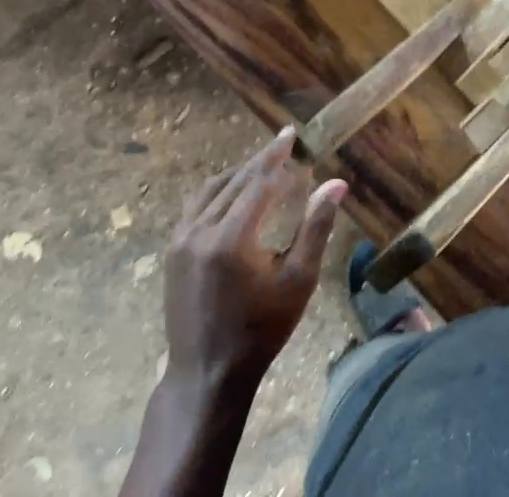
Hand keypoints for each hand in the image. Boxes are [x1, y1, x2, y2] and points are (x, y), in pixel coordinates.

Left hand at [161, 129, 346, 385]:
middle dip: (262, 162)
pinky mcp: (173, 252)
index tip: (293, 134)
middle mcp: (200, 231)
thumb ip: (315, 227)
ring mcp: (180, 241)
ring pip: (211, 190)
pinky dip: (218, 192)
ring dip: (239, 174)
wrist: (207, 373)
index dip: (279, 156)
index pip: (259, 181)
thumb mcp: (298, 281)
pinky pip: (195, 207)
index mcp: (232, 238)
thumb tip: (336, 184)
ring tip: (264, 167)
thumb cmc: (261, 330)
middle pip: (235, 181)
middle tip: (285, 145)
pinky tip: (235, 195)